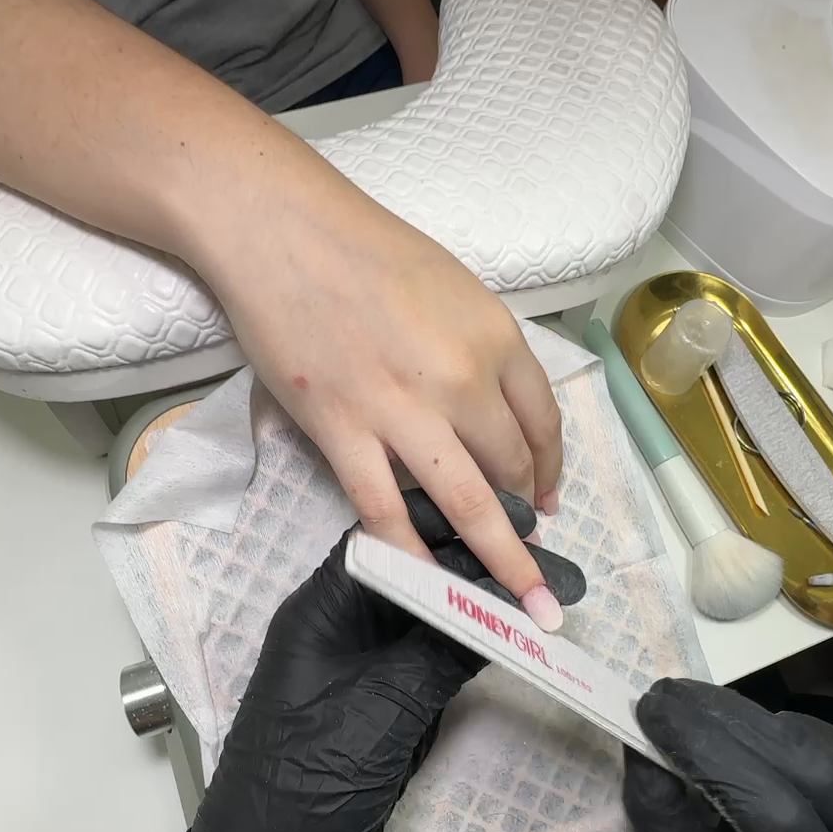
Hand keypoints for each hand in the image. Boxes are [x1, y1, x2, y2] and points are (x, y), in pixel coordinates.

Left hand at [142, 492, 584, 831]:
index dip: (451, 523)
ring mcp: (369, 660)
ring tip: (552, 598)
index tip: (515, 520)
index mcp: (323, 607)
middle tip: (551, 565)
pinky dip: (476, 644)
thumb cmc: (306, 785)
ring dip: (487, 604)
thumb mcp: (379, 710)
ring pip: (434, 613)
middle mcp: (346, 622)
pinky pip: (437, 655)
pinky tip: (518, 635)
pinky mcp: (388, 696)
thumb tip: (502, 601)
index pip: (390, 539)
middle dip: (482, 565)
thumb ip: (439, 651)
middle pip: (420, 573)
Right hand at [191, 193, 567, 631]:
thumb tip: (493, 417)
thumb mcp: (454, 289)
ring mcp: (402, 410)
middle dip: (526, 518)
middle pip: (511, 468)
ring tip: (521, 602)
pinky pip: (385, 511)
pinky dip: (412, 554)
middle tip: (530, 552)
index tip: (550, 501)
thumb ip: (483, 352)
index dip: (552, 470)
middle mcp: (461, 379)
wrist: (280, 229)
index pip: (545, 421)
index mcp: (495, 336)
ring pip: (465, 503)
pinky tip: (430, 583)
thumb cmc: (367, 249)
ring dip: (500, 560)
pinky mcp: (343, 432)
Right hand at [622, 680, 832, 831]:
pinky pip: (820, 736)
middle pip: (802, 762)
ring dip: (745, 716)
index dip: (710, 755)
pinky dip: (769, 725)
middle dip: (726, 718)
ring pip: (811, 740)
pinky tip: (736, 726)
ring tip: (693, 705)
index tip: (654, 712)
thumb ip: (665, 819)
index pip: (775, 813)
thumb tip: (639, 744)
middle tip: (668, 693)